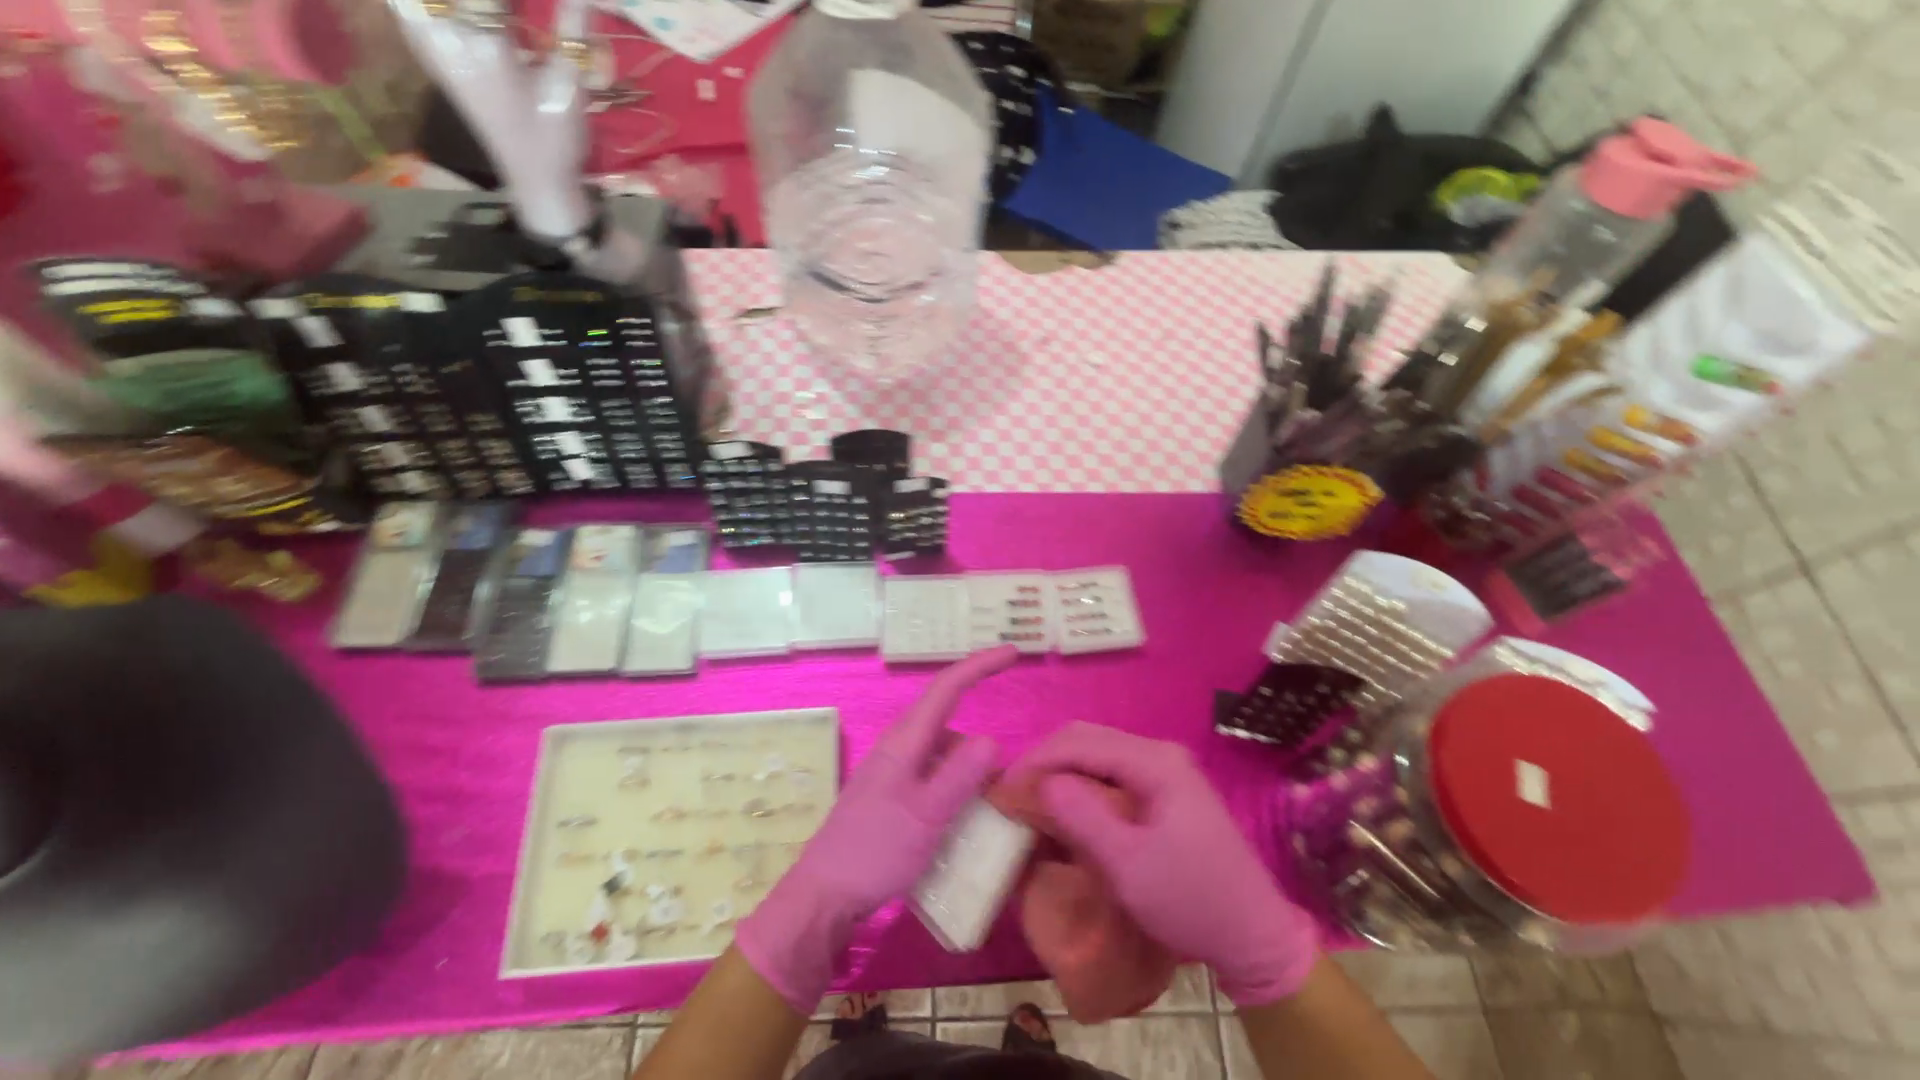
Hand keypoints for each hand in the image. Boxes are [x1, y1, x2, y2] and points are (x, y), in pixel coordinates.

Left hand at [734, 646, 1015, 1012]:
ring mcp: (893, 776)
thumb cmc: (874, 852)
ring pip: (944, 757)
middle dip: (981, 741)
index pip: (946, 688)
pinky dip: (957, 792)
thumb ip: (960, 775)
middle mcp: (898, 750)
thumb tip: (992, 738)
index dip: (979, 665)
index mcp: (904, 743)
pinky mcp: (893, 800)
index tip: (1013, 652)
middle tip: (1008, 780)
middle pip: (949, 725)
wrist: (825, 895)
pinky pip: (934, 781)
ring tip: (991, 810)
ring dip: (970, 773)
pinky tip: (967, 822)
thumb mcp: (927, 815)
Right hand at [1006, 721, 1320, 1006]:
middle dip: (1044, 763)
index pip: (1078, 741)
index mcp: (1155, 762)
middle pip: (1086, 740)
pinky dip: (1080, 788)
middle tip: (1011, 798)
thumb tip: (1040, 782)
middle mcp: (1160, 755)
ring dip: (1060, 775)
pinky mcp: (1164, 794)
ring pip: (1096, 757)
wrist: (1252, 935)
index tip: (1002, 792)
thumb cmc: (1190, 900)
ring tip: (1030, 805)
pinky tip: (1063, 812)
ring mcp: (1165, 773)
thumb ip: (1082, 816)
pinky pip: (1111, 776)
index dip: (1035, 761)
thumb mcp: (1128, 865)